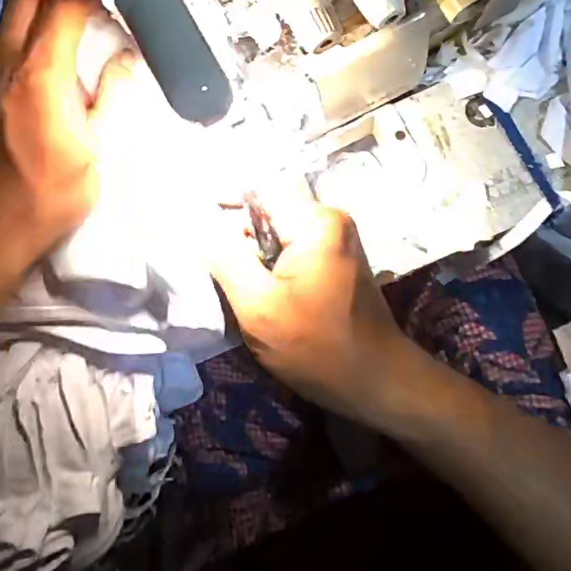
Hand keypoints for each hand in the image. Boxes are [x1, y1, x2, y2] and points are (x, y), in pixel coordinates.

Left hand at [0, 0, 130, 301]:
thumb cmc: (44, 200)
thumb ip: (108, 101)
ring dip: (36, 8)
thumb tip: (125, 60)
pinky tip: (39, 68)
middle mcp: (1, 67)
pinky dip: (21, 40)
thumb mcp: (93, 156)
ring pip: (6, 22)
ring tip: (65, 19)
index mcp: (38, 77)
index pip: (62, 8)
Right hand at [208, 200, 429, 427]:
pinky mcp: (335, 258)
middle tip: (208, 259)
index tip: (193, 226)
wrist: (377, 381)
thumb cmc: (316, 347)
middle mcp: (329, 218)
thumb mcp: (258, 306)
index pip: (255, 189)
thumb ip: (225, 258)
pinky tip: (254, 283)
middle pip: (266, 208)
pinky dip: (269, 259)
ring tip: (225, 272)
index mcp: (314, 221)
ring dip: (250, 248)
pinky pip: (291, 244)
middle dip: (234, 229)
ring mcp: (336, 237)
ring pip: (276, 228)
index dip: (221, 203)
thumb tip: (199, 223)